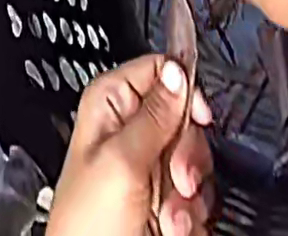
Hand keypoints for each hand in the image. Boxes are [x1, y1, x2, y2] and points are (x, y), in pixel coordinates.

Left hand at [46, 54, 214, 235]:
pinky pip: (198, 196)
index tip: (197, 116)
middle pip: (184, 117)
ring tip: (167, 214)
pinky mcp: (165, 200)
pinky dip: (191, 216)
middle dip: (188, 154)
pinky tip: (170, 228)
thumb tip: (177, 68)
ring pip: (195, 160)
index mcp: (111, 102)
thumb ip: (155, 115)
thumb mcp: (122, 160)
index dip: (183, 90)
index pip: (159, 70)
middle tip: (176, 176)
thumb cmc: (88, 224)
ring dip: (190, 194)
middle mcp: (131, 128)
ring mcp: (149, 166)